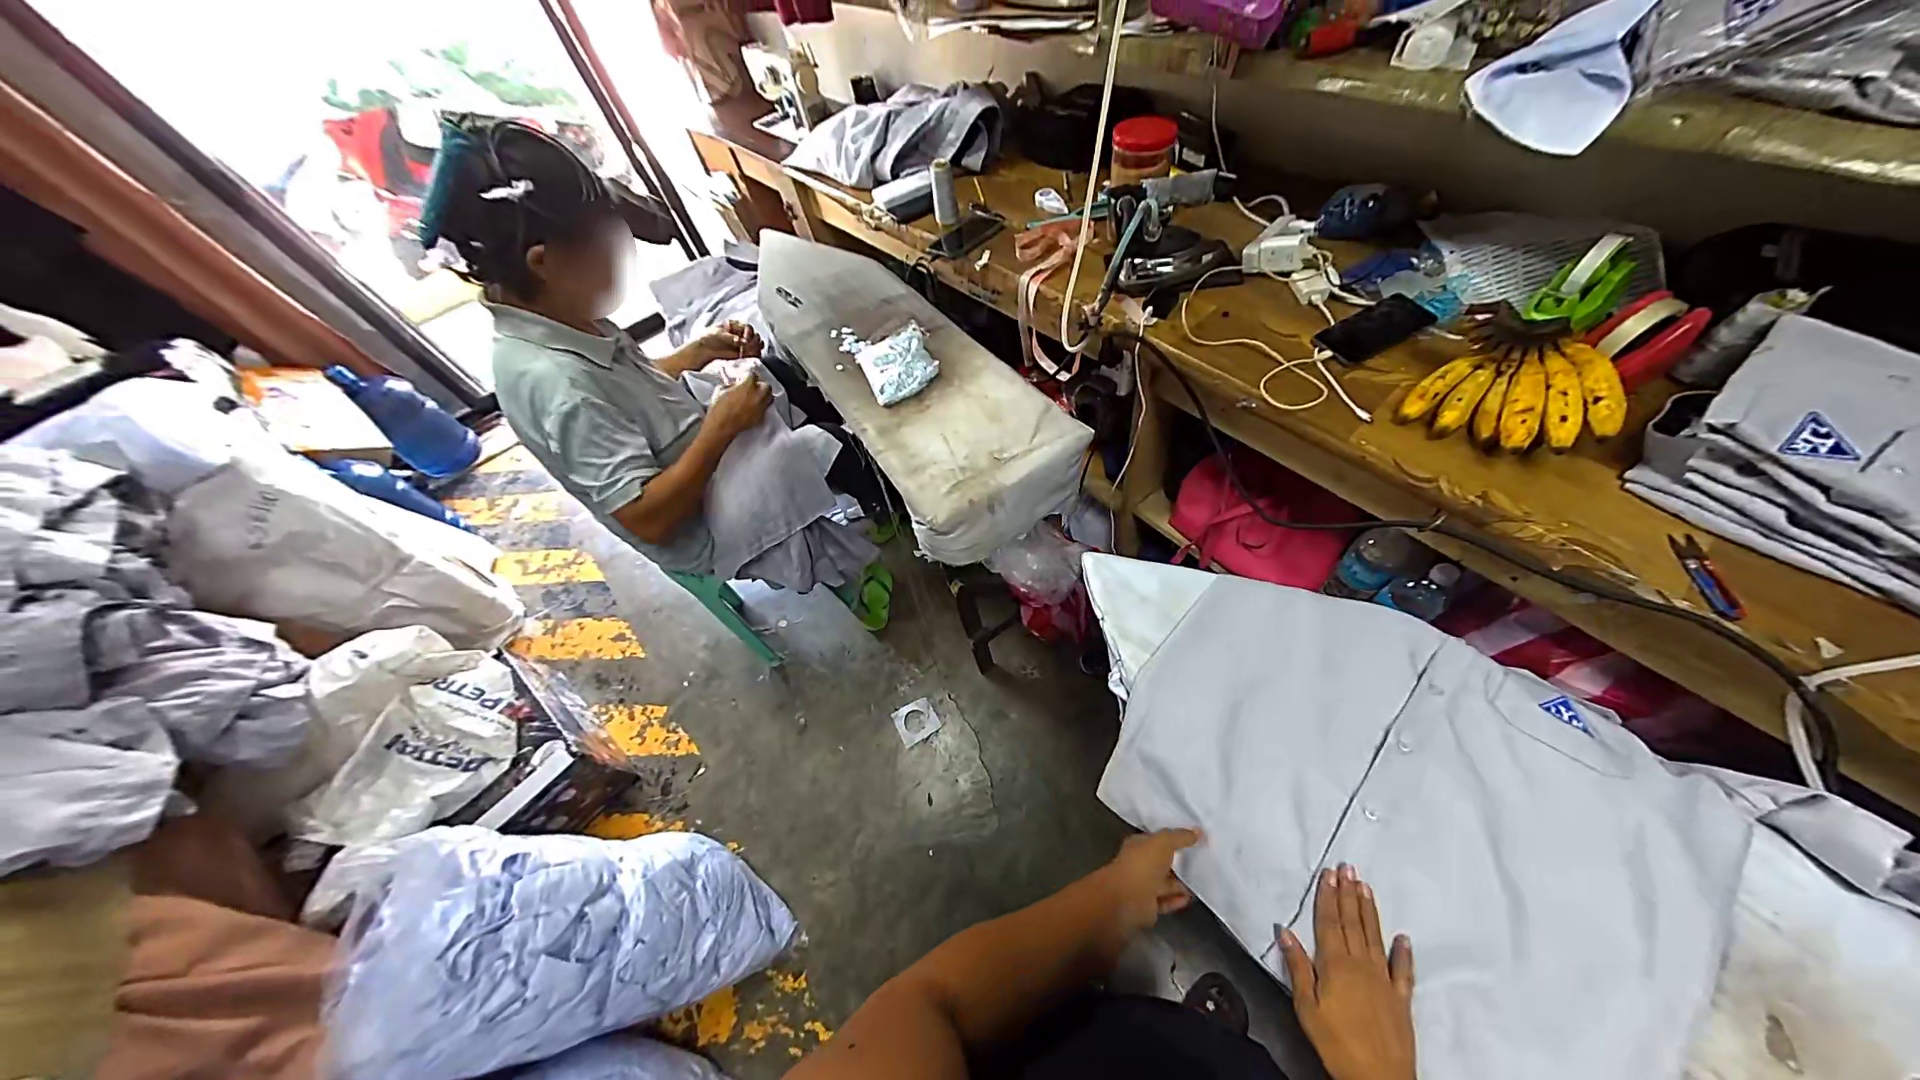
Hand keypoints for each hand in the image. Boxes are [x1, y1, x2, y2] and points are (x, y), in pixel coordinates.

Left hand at [691, 320, 761, 363]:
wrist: (702, 351)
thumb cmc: (708, 339)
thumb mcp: (719, 334)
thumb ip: (732, 338)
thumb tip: (743, 342)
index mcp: (735, 325)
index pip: (748, 327)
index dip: (749, 333)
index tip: (746, 340)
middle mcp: (741, 334)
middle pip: (754, 336)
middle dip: (753, 341)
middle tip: (748, 347)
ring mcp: (743, 345)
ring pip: (756, 345)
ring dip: (756, 348)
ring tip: (750, 352)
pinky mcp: (743, 354)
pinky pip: (754, 353)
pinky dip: (755, 354)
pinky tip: (752, 356)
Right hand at [705, 373, 771, 438]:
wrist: (722, 426)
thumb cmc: (719, 408)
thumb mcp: (722, 390)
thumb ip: (732, 385)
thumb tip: (736, 385)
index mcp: (747, 385)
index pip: (753, 374)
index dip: (749, 375)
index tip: (746, 377)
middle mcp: (757, 395)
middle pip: (766, 386)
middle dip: (760, 385)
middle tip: (753, 386)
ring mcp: (761, 406)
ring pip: (769, 397)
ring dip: (764, 395)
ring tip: (757, 396)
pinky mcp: (761, 416)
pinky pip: (766, 408)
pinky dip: (762, 405)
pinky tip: (755, 406)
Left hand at [1096, 828, 1199, 939]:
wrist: (1128, 898)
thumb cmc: (1143, 864)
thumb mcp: (1163, 842)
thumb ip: (1180, 837)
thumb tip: (1198, 831)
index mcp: (1138, 845)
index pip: (1156, 840)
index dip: (1172, 839)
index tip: (1192, 841)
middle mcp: (1140, 864)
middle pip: (1162, 862)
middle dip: (1178, 863)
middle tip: (1200, 862)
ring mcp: (1143, 885)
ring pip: (1165, 883)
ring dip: (1180, 884)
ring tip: (1199, 882)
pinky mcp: (1148, 906)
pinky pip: (1166, 901)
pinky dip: (1177, 899)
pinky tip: (1190, 898)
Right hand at [1279, 865, 1415, 1079]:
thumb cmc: (1336, 1043)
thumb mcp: (1306, 1007)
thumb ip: (1297, 967)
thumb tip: (1285, 931)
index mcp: (1335, 965)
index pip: (1329, 922)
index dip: (1328, 896)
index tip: (1329, 874)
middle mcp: (1361, 965)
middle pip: (1353, 923)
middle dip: (1348, 893)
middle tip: (1348, 867)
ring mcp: (1384, 981)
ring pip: (1375, 937)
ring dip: (1370, 911)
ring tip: (1366, 887)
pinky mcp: (1401, 1000)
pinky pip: (1403, 970)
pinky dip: (1403, 952)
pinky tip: (1403, 937)